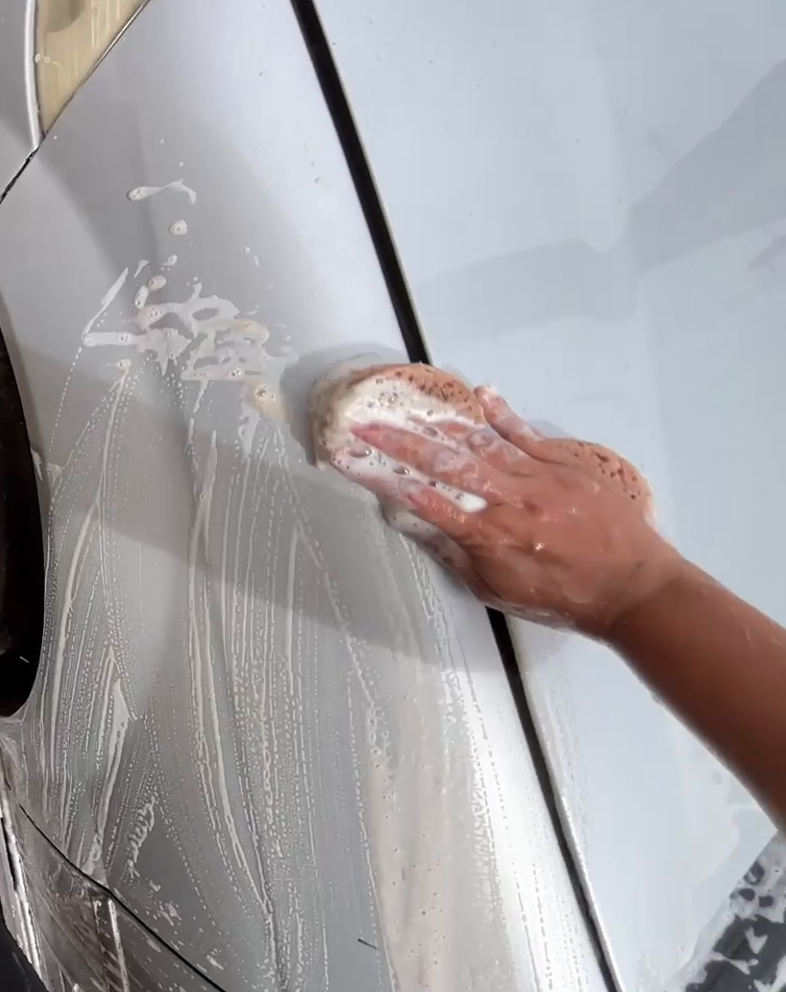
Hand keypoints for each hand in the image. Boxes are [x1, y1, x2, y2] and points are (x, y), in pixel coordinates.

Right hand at [331, 386, 684, 636]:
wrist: (641, 592)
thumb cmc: (560, 597)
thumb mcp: (493, 587)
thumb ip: (452, 552)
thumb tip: (414, 522)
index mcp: (489, 536)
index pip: (422, 501)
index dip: (381, 479)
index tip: (350, 463)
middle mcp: (513, 502)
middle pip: (445, 464)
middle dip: (399, 442)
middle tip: (366, 425)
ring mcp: (543, 480)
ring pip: (484, 444)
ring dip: (442, 425)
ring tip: (410, 410)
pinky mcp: (570, 468)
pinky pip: (530, 436)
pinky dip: (503, 414)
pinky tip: (481, 394)